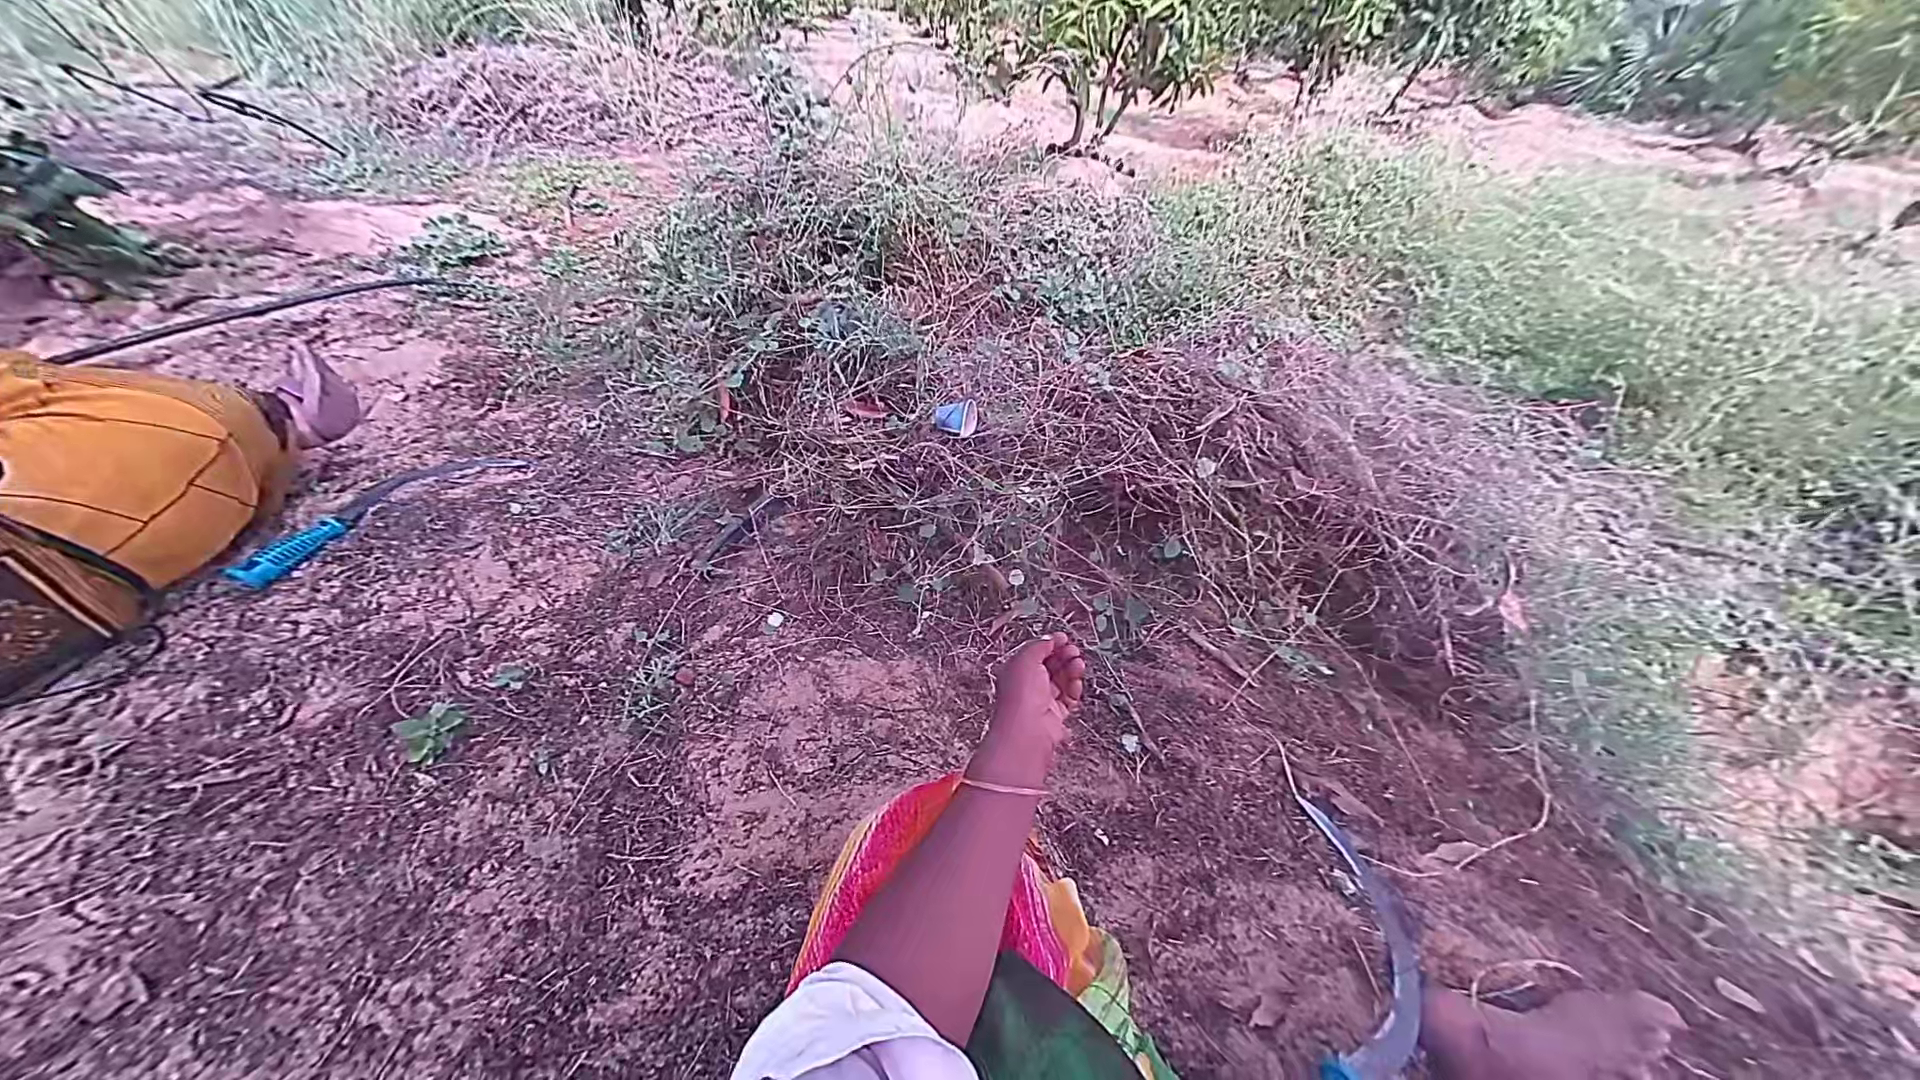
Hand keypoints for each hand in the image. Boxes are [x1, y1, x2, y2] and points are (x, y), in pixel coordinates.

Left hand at [971, 634, 1083, 787]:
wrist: (1028, 729)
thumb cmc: (1020, 697)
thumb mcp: (1027, 660)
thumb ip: (1040, 646)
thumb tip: (1049, 639)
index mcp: (1016, 670)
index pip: (1036, 652)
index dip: (1050, 644)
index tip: (1063, 638)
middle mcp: (1028, 685)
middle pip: (1050, 665)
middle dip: (1063, 655)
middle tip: (1073, 650)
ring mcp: (1042, 700)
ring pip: (1061, 680)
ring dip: (1071, 670)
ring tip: (1078, 664)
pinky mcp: (1055, 714)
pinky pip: (1068, 697)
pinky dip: (1074, 688)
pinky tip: (1077, 681)